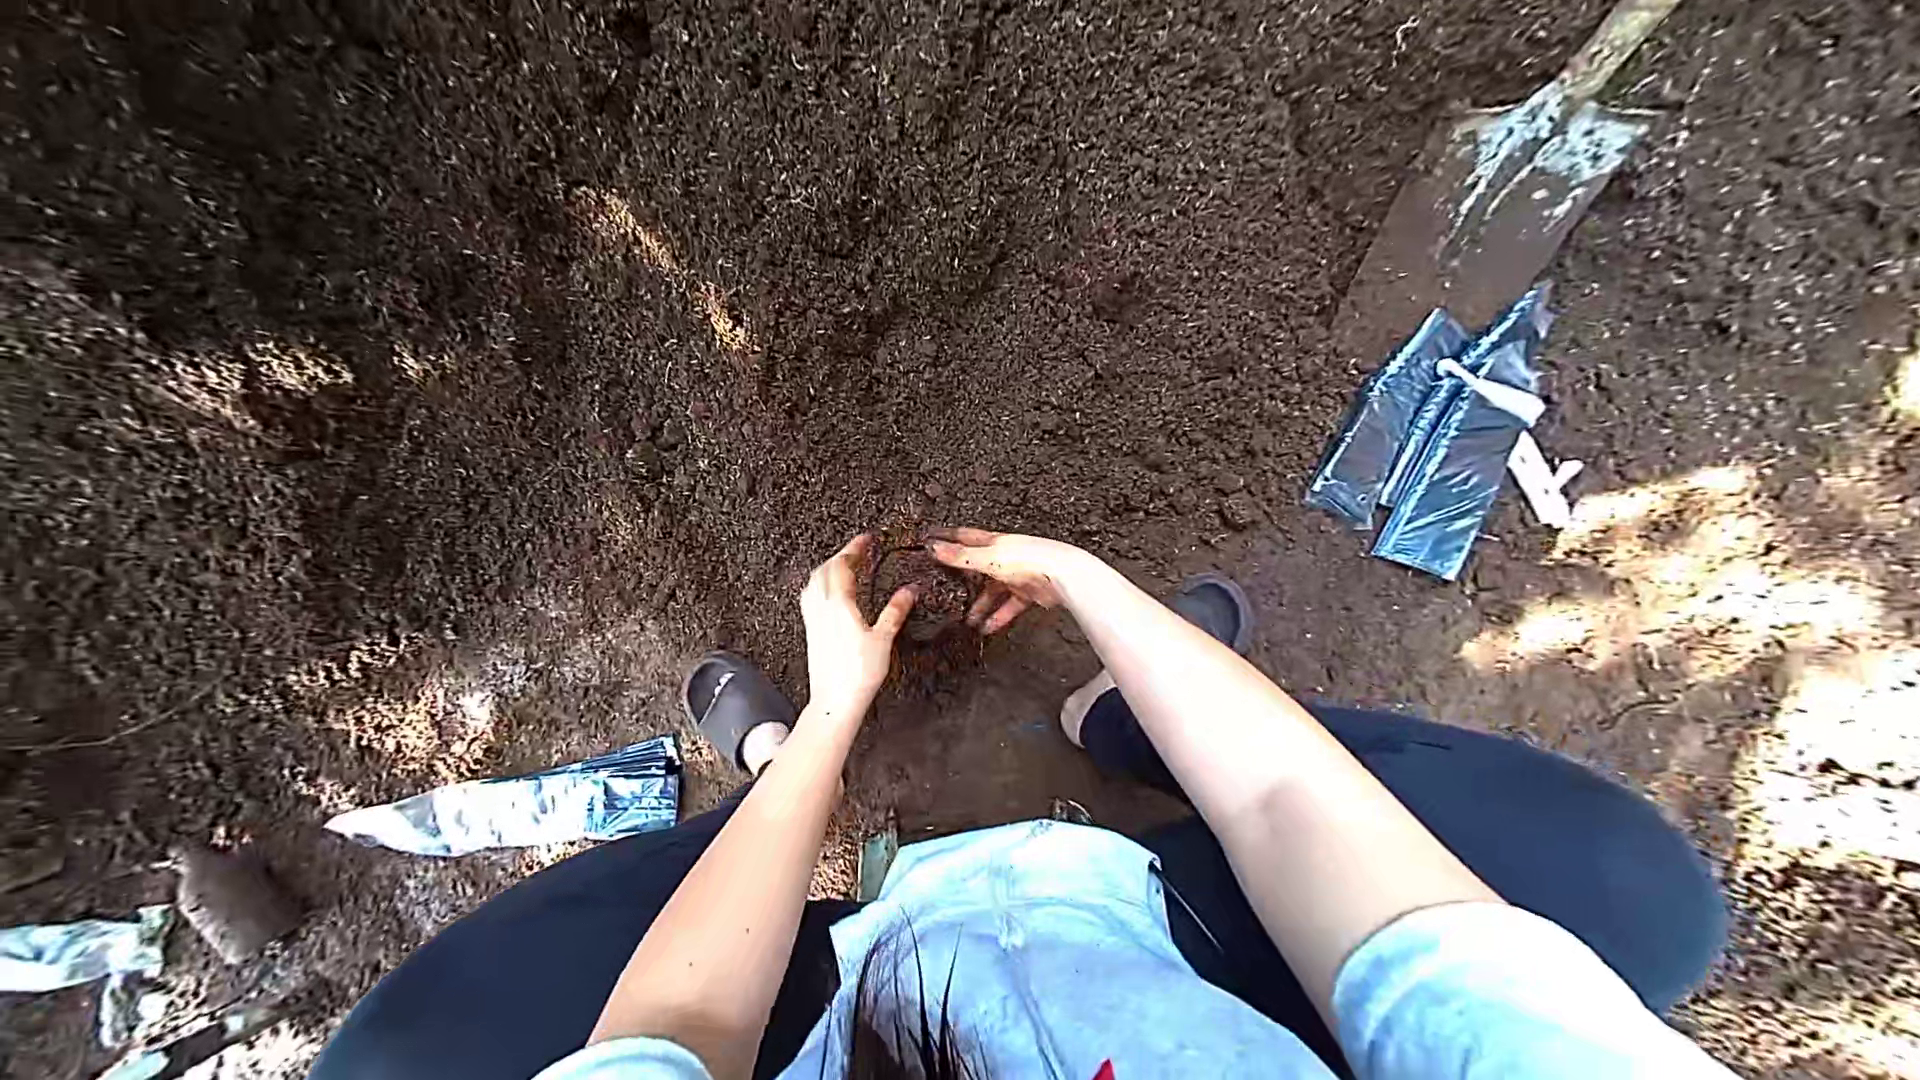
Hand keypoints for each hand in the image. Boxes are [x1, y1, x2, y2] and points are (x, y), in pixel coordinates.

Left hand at [800, 534, 915, 720]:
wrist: (834, 700)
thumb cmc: (857, 674)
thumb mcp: (884, 638)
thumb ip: (896, 610)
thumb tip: (908, 591)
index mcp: (839, 605)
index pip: (842, 565)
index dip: (854, 548)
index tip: (865, 539)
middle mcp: (821, 609)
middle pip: (825, 570)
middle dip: (840, 556)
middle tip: (857, 550)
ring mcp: (813, 620)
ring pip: (814, 582)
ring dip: (828, 568)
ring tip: (842, 566)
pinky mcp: (811, 632)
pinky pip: (810, 598)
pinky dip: (820, 586)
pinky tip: (828, 594)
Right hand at [925, 527, 1096, 633]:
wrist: (1062, 576)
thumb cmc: (1029, 559)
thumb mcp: (989, 558)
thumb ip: (961, 556)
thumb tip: (934, 548)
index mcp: (994, 542)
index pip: (965, 537)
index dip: (947, 539)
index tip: (931, 539)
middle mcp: (1004, 556)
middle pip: (977, 568)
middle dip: (961, 580)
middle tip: (944, 588)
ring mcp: (1016, 574)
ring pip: (992, 591)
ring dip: (980, 606)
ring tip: (967, 620)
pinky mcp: (1027, 592)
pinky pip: (1008, 606)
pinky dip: (998, 617)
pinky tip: (987, 628)